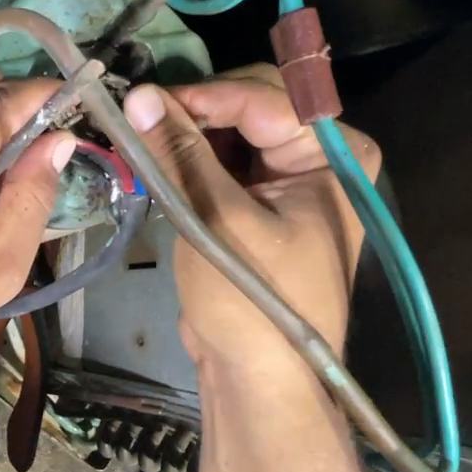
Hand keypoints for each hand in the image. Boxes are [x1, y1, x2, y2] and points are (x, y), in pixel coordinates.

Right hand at [121, 66, 380, 384]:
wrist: (258, 375)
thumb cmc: (251, 299)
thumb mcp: (214, 219)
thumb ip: (180, 152)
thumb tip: (137, 95)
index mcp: (333, 155)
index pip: (264, 100)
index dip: (203, 96)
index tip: (143, 102)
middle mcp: (318, 158)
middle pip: (251, 105)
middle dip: (196, 107)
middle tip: (140, 117)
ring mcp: (286, 180)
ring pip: (230, 131)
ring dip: (186, 130)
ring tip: (140, 134)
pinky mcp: (254, 203)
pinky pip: (220, 161)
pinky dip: (187, 157)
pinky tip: (153, 158)